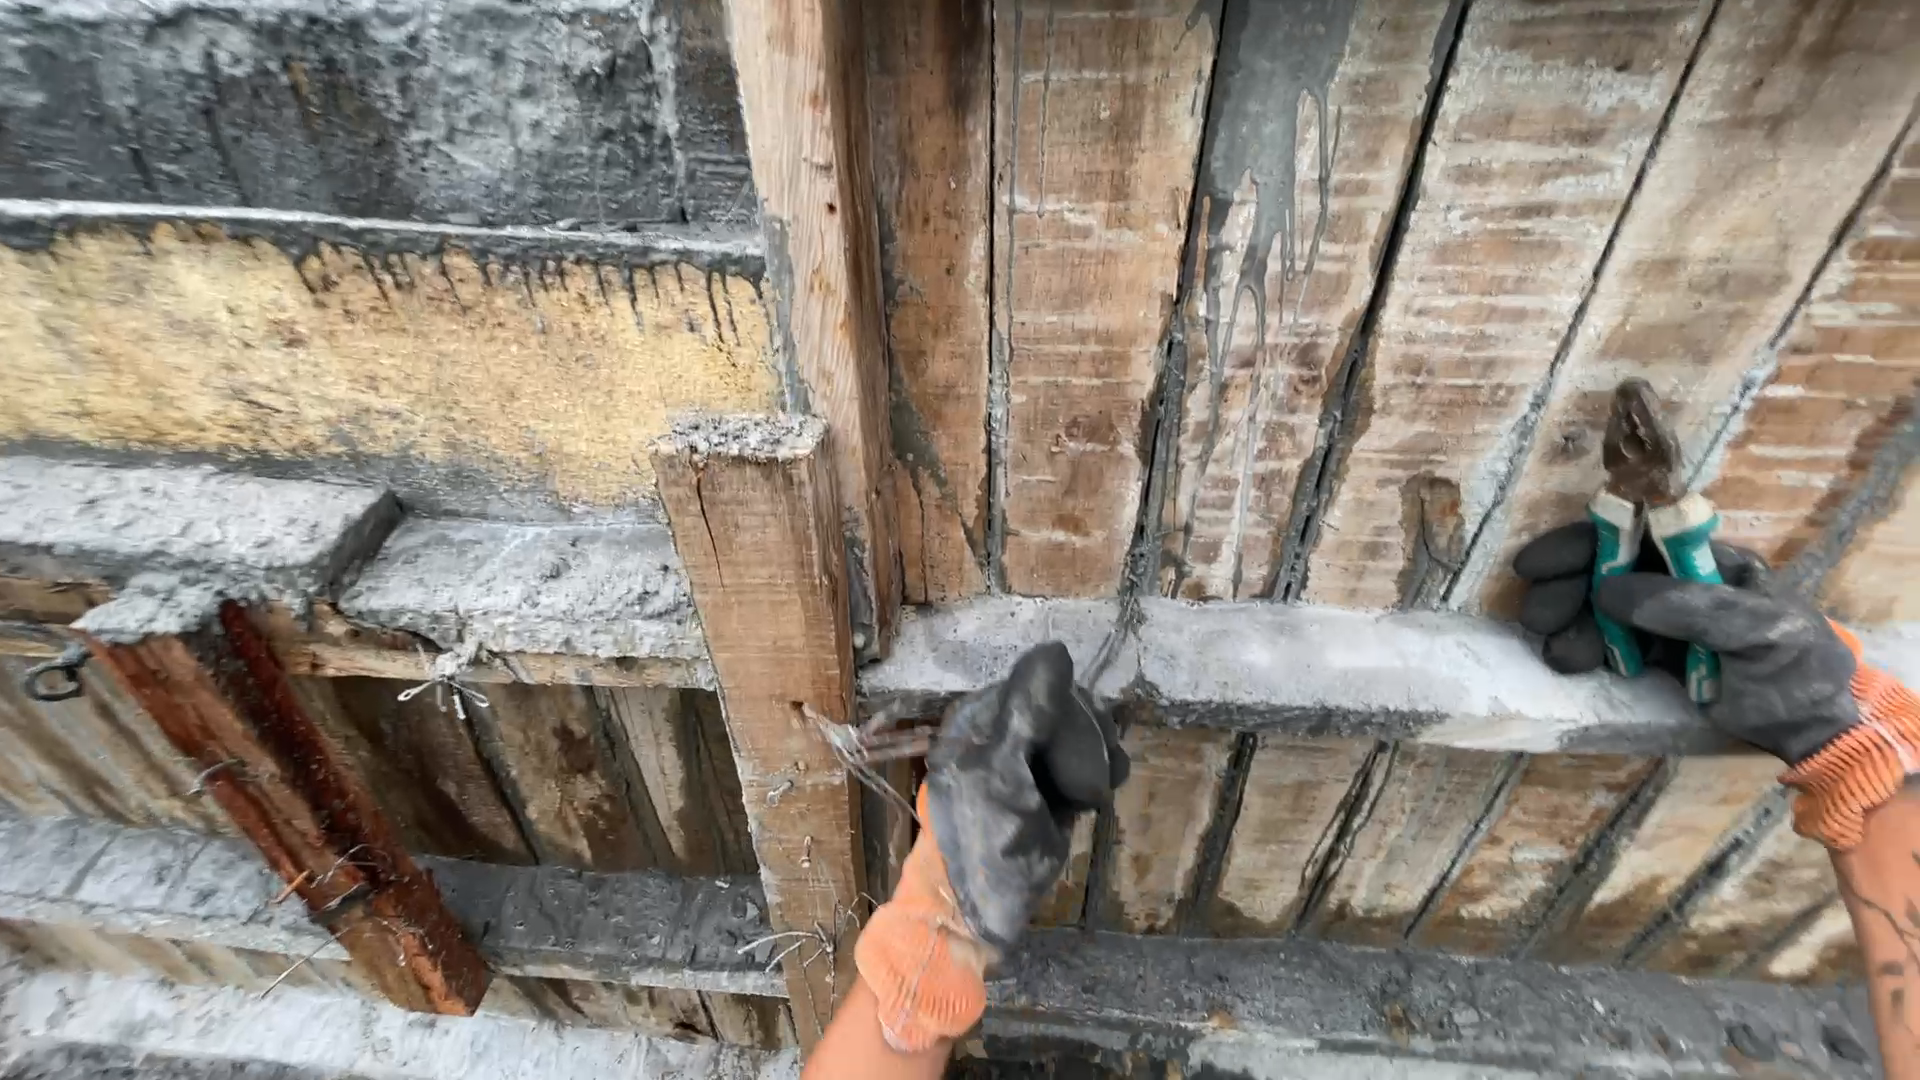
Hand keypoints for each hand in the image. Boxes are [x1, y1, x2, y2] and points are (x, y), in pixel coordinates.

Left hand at [924, 641, 1128, 949]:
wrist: (978, 912)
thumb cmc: (982, 843)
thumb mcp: (1002, 774)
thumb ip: (1027, 710)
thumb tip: (1057, 648)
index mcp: (983, 717)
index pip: (1044, 685)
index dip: (1069, 719)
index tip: (1069, 766)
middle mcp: (1007, 728)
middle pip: (1071, 704)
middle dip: (1088, 743)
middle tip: (1083, 790)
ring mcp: (1031, 755)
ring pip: (1086, 727)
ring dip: (1100, 756)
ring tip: (1091, 794)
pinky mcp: (1051, 780)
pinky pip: (1089, 755)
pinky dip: (1103, 771)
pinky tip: (1098, 797)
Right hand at [1512, 520, 1858, 763]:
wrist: (1805, 734)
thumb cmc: (1794, 674)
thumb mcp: (1763, 633)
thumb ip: (1694, 607)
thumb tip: (1607, 591)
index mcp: (1704, 560)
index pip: (1632, 534)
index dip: (1578, 544)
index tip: (1533, 567)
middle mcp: (1668, 578)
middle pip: (1595, 568)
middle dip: (1560, 591)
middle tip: (1538, 621)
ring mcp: (1649, 613)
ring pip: (1584, 603)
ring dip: (1562, 624)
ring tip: (1562, 656)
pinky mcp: (1634, 646)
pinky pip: (1589, 635)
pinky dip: (1571, 646)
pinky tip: (1572, 663)